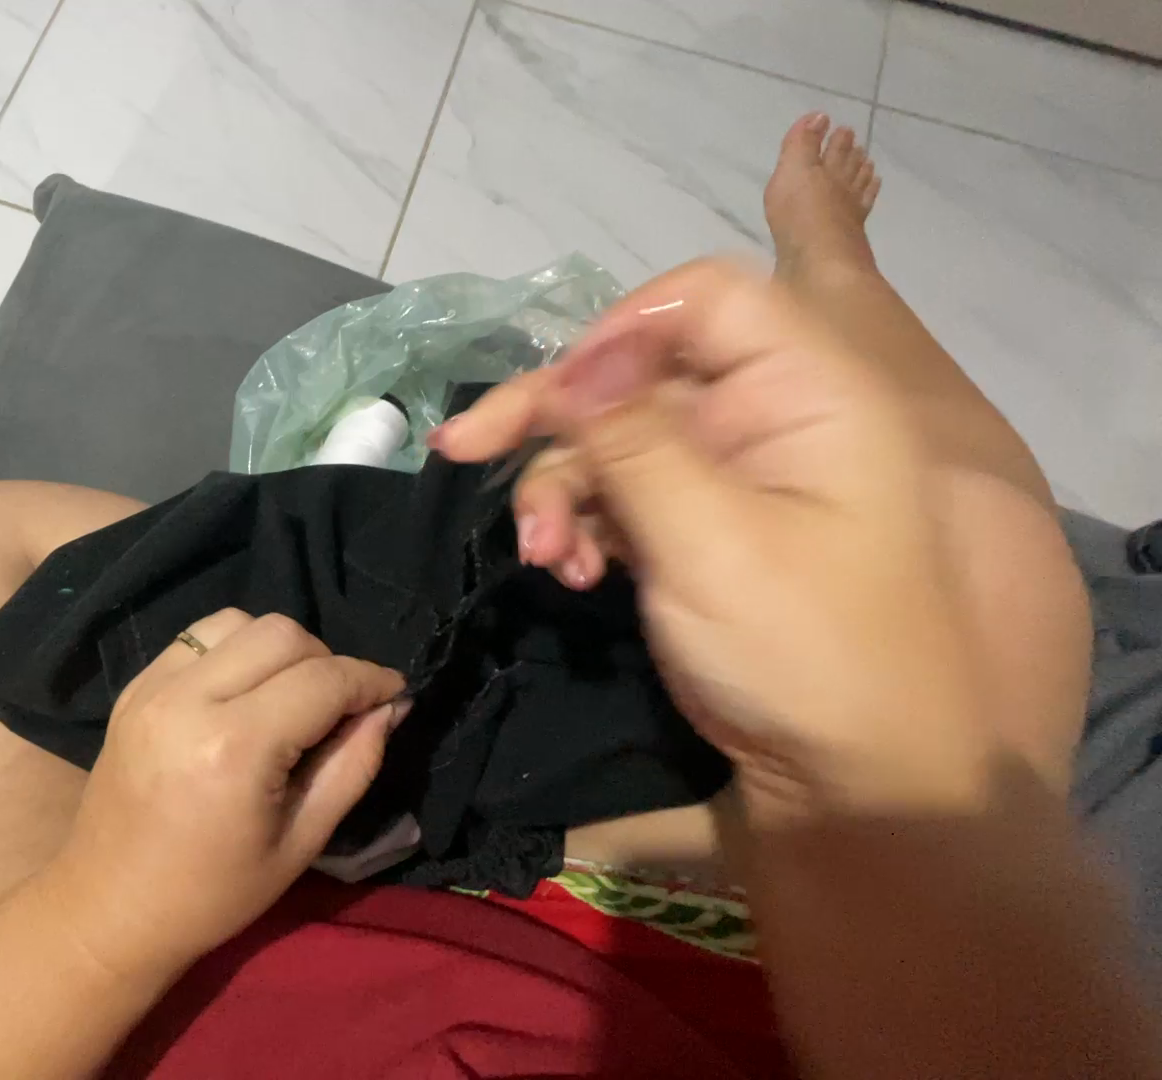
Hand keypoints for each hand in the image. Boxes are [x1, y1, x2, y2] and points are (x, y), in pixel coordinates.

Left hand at [34, 608, 406, 982]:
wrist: (109, 905)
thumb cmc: (213, 893)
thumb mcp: (301, 843)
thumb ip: (354, 765)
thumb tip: (390, 706)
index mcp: (233, 747)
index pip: (321, 680)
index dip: (370, 679)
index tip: (394, 691)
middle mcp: (188, 700)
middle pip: (280, 633)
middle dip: (325, 660)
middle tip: (337, 705)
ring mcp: (152, 687)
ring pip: (237, 622)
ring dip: (277, 648)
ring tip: (286, 696)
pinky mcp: (132, 687)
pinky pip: (196, 638)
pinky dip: (233, 650)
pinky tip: (240, 693)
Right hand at [430, 258, 993, 822]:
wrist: (845, 772)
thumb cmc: (807, 651)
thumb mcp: (712, 542)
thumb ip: (636, 443)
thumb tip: (572, 361)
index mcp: (803, 397)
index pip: (705, 301)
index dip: (618, 331)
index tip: (553, 398)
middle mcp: (755, 418)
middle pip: (627, 374)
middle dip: (542, 416)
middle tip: (461, 452)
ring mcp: (714, 472)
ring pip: (600, 441)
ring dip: (554, 494)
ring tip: (548, 559)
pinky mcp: (680, 520)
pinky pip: (604, 495)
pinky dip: (574, 527)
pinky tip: (572, 573)